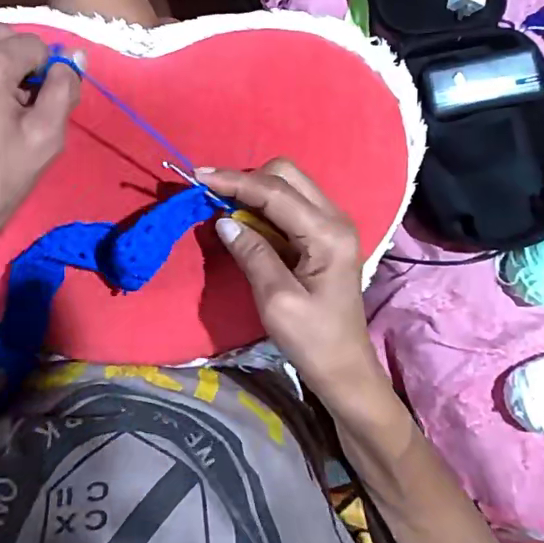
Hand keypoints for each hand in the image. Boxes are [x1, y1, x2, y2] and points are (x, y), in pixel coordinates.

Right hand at [200, 160, 387, 400]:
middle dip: (247, 180)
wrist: (343, 367)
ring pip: (289, 185)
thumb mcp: (276, 300)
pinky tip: (245, 221)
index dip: (235, 181)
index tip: (199, 177)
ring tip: (224, 207)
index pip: (275, 192)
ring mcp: (333, 225)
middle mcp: (335, 219)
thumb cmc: (312, 340)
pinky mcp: (325, 235)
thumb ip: (252, 254)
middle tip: (214, 198)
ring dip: (255, 190)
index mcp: (327, 234)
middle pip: (287, 175)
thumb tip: (224, 220)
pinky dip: (265, 205)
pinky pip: (291, 204)